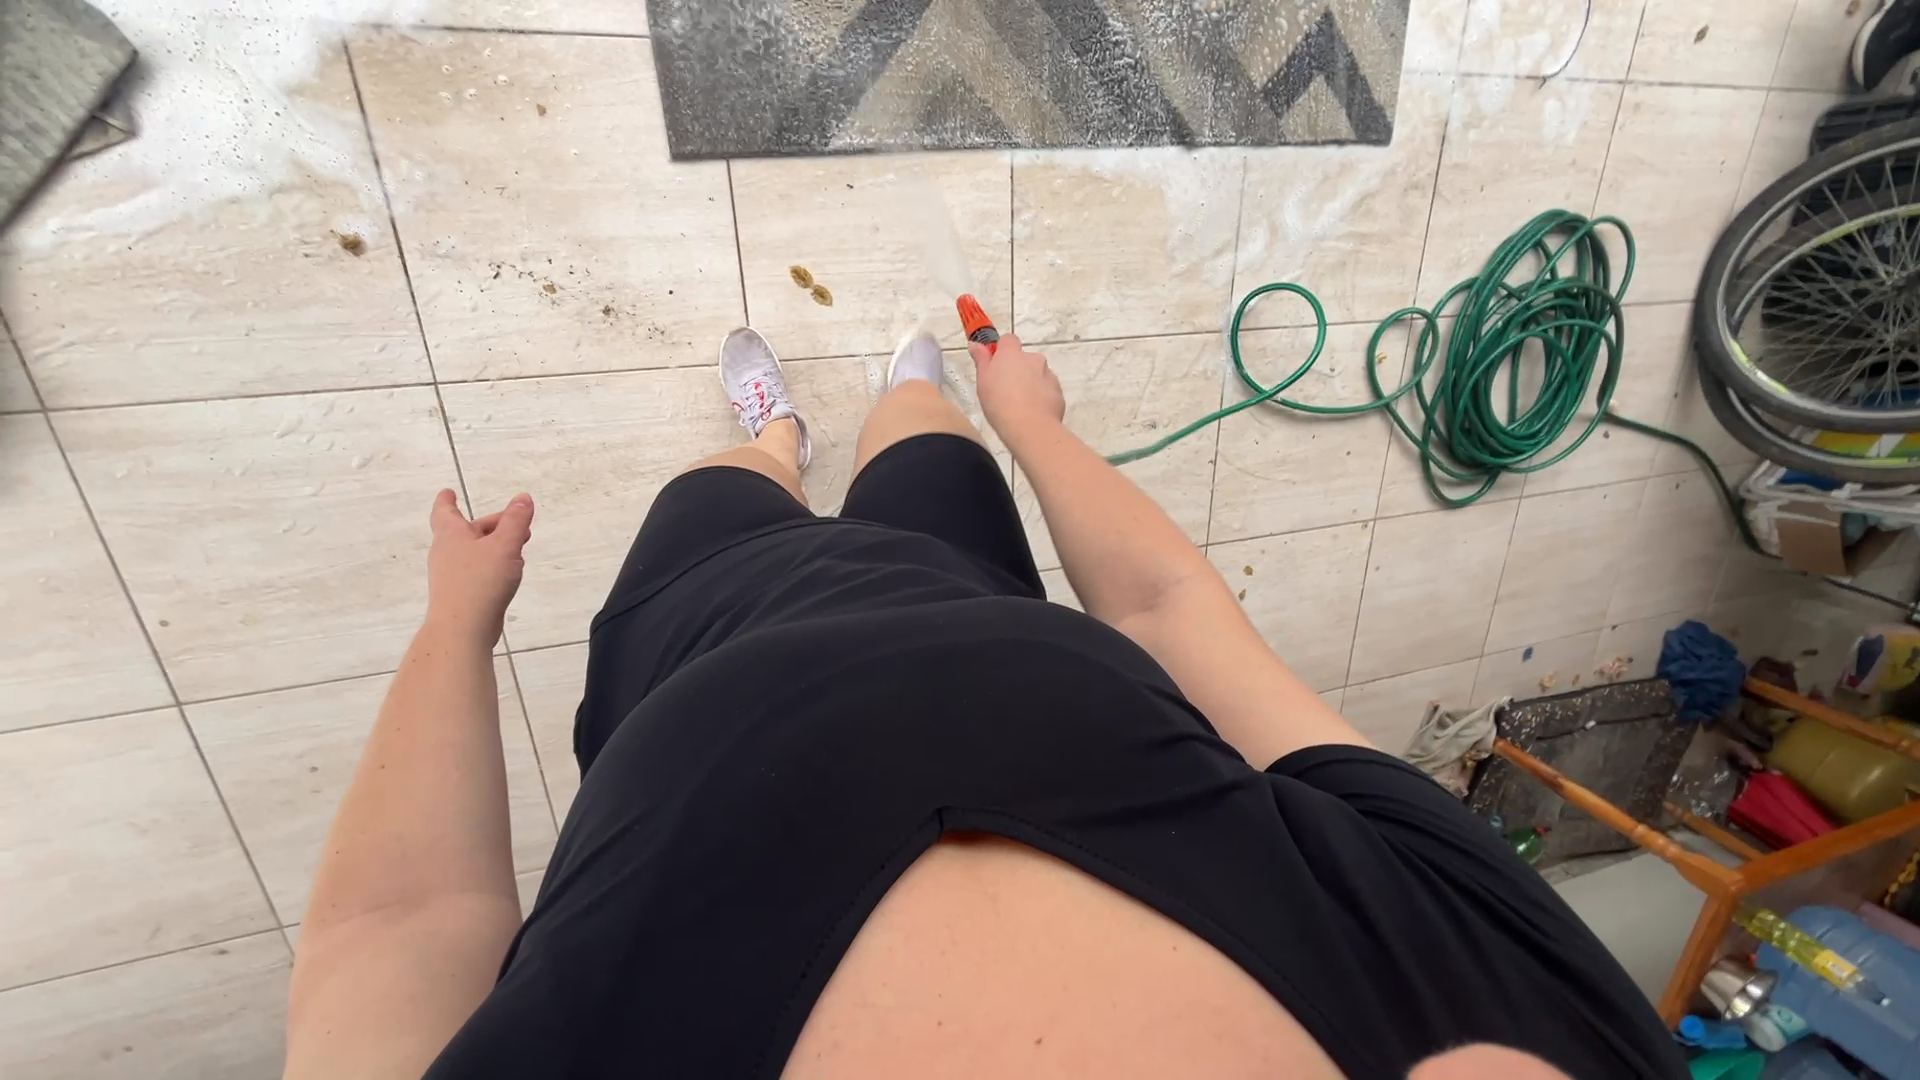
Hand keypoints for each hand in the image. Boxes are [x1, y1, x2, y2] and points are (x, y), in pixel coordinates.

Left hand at [425, 489, 533, 645]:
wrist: (463, 626)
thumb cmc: (481, 580)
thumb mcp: (505, 545)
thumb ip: (516, 521)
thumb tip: (523, 498)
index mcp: (451, 535)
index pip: (445, 511)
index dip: (448, 501)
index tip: (448, 492)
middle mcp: (446, 552)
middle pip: (467, 531)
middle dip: (491, 525)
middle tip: (516, 522)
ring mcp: (450, 573)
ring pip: (473, 550)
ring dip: (494, 545)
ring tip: (518, 547)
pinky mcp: (459, 592)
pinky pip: (476, 569)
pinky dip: (492, 563)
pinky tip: (508, 572)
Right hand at [969, 334, 1063, 435]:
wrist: (1029, 427)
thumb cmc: (999, 403)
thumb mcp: (982, 381)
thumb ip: (981, 360)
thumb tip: (976, 344)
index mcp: (1011, 354)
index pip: (1008, 340)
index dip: (1002, 351)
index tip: (995, 365)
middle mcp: (1033, 359)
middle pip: (1024, 359)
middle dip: (1017, 370)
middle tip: (1005, 390)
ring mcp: (1048, 374)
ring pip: (1037, 374)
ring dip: (1030, 383)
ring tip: (1019, 405)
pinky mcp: (1058, 391)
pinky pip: (1047, 390)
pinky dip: (1041, 397)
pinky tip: (1032, 412)